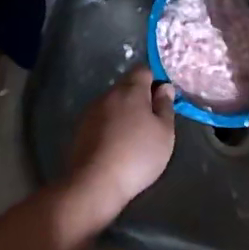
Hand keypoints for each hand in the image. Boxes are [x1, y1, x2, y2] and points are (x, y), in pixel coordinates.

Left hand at [65, 66, 175, 217]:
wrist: (96, 179)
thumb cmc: (138, 154)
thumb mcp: (164, 132)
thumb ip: (165, 106)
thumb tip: (165, 86)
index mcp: (129, 90)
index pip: (143, 70)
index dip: (156, 79)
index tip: (165, 98)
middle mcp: (108, 94)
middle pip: (127, 85)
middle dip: (141, 97)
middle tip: (155, 120)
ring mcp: (92, 109)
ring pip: (114, 102)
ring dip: (126, 111)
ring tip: (138, 135)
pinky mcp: (82, 126)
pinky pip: (103, 117)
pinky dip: (113, 124)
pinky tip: (119, 143)